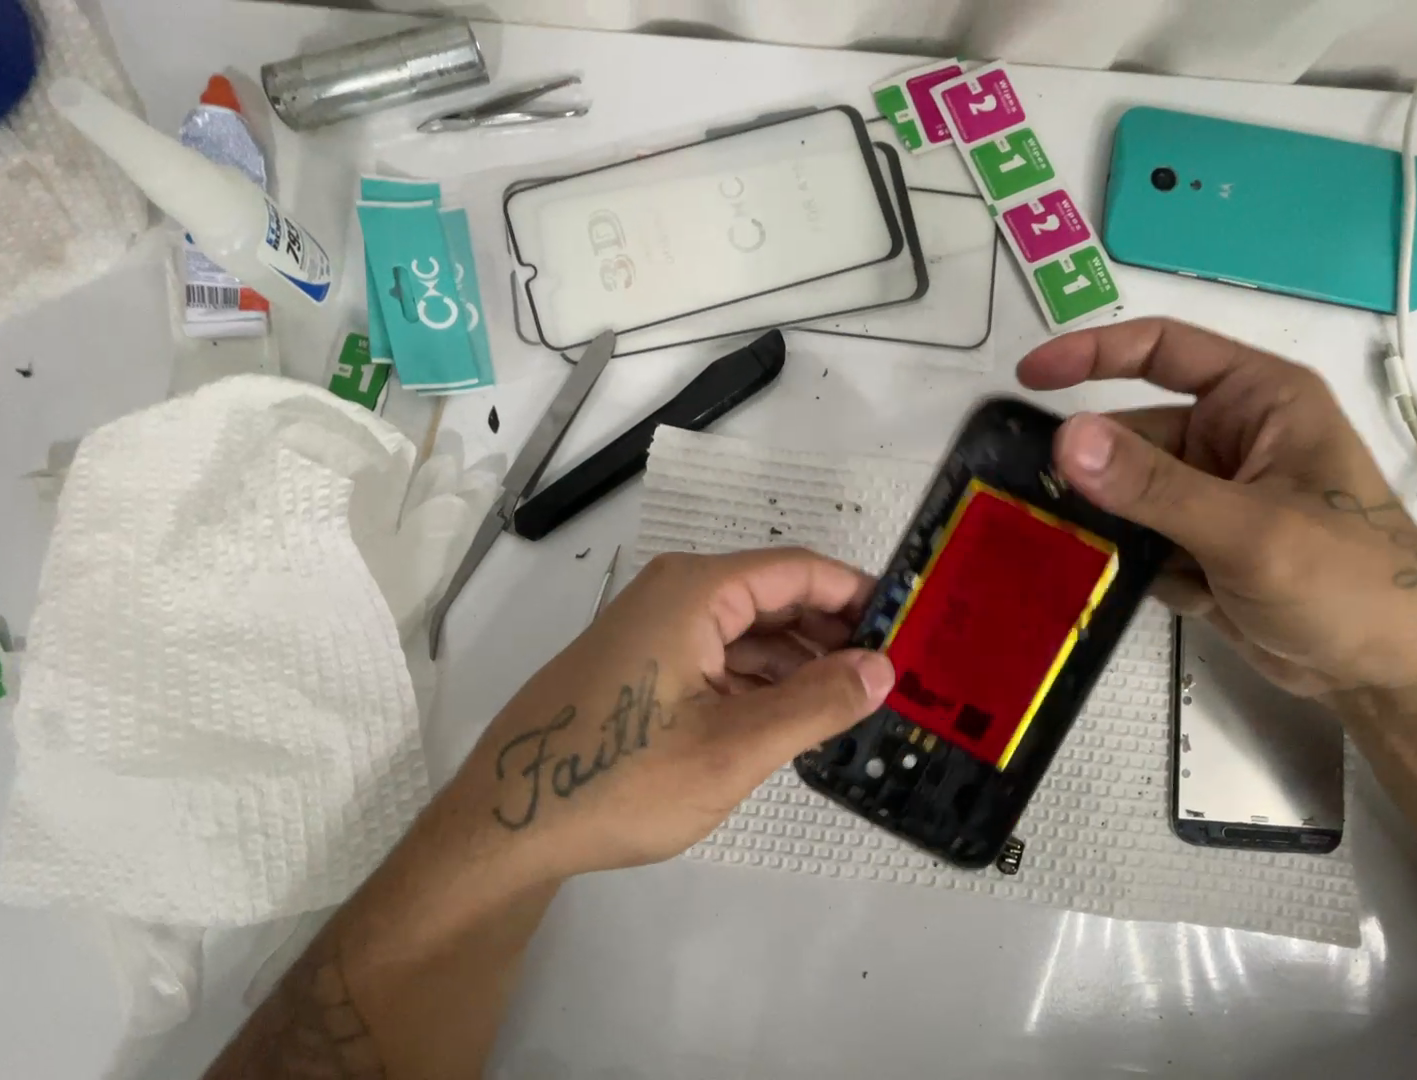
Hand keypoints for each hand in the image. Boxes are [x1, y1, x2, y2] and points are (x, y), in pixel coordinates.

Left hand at [443, 549, 893, 882]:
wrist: (506, 824)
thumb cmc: (621, 779)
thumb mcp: (733, 748)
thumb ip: (816, 703)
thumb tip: (883, 667)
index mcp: (697, 590)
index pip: (801, 571)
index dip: (859, 595)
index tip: (910, 627)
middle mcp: (676, 594)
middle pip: (775, 597)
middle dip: (833, 633)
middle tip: (888, 677)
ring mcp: (655, 629)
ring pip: (749, 631)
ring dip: (799, 662)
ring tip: (850, 702)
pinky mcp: (644, 664)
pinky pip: (720, 657)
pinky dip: (761, 681)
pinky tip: (792, 716)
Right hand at [1018, 318, 1416, 708]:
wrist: (1390, 677)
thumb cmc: (1349, 583)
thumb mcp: (1248, 528)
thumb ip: (1152, 485)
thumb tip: (1064, 438)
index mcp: (1256, 401)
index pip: (1162, 350)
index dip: (1091, 353)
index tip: (1027, 376)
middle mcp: (1227, 439)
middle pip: (1129, 434)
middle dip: (1090, 472)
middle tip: (1033, 502)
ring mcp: (1208, 496)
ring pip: (1123, 493)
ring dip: (1102, 523)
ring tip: (1069, 551)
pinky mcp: (1194, 545)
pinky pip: (1132, 539)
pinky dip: (1125, 563)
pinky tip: (1146, 590)